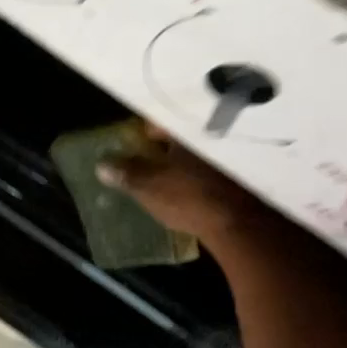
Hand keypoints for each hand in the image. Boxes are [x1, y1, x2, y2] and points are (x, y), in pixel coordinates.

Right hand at [96, 125, 272, 244]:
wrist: (240, 224)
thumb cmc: (189, 197)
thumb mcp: (148, 186)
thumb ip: (125, 173)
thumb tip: (102, 164)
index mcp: (188, 133)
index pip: (160, 123)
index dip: (144, 133)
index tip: (133, 145)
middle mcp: (213, 138)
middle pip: (182, 138)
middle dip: (166, 148)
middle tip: (148, 163)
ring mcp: (232, 158)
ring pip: (200, 154)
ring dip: (185, 163)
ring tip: (169, 179)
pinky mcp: (244, 179)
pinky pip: (215, 171)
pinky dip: (200, 177)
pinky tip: (191, 192)